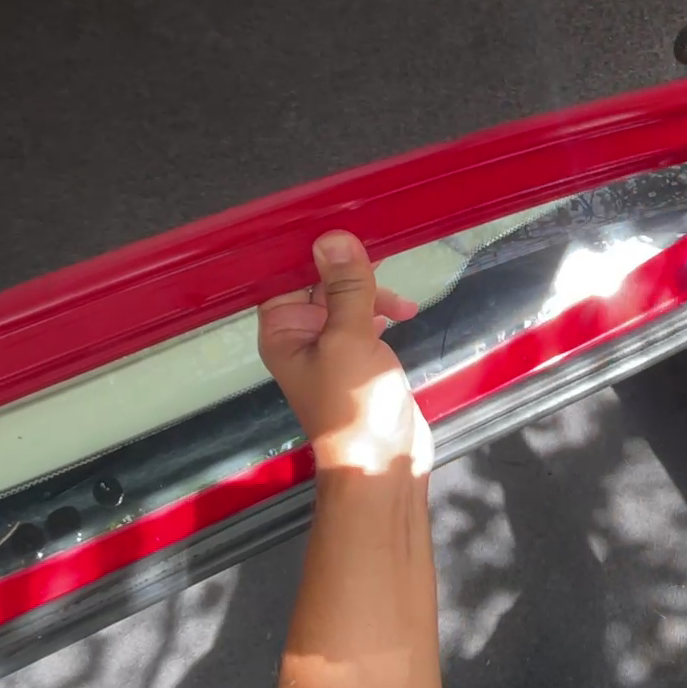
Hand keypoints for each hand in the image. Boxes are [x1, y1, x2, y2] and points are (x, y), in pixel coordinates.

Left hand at [257, 231, 431, 474]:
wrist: (384, 462)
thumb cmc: (357, 403)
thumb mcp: (351, 337)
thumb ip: (345, 287)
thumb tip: (333, 237)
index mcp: (283, 331)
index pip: (287, 275)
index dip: (311, 251)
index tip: (342, 225)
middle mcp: (301, 337)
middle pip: (319, 285)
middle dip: (351, 271)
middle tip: (383, 258)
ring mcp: (332, 349)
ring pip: (347, 301)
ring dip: (373, 294)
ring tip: (402, 305)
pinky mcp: (360, 360)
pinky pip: (366, 320)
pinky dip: (383, 312)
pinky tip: (403, 315)